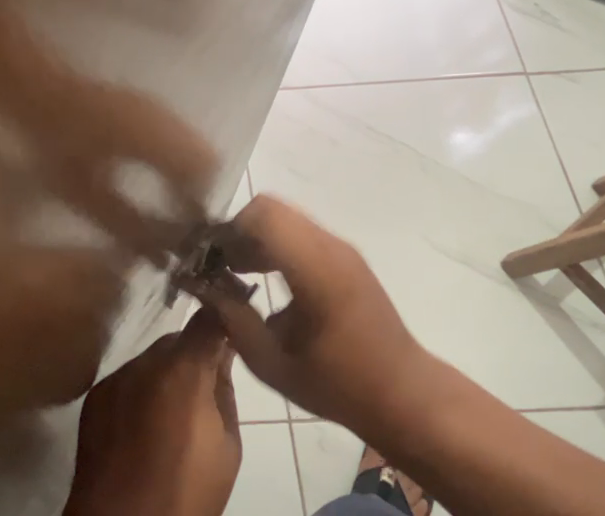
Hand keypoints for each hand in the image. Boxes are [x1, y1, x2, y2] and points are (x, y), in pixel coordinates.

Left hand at [64, 310, 240, 515]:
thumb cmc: (186, 492)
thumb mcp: (227, 448)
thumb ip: (224, 392)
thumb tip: (221, 359)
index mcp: (184, 372)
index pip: (207, 320)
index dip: (221, 320)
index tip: (231, 331)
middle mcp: (144, 363)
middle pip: (176, 340)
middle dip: (192, 355)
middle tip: (204, 389)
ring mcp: (115, 377)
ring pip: (149, 359)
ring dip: (164, 374)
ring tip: (172, 414)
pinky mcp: (95, 396)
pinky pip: (126, 379)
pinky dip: (139, 391)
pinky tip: (144, 424)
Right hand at [196, 195, 434, 433]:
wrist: (405, 395)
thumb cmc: (338, 385)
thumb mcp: (273, 363)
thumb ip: (232, 319)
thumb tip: (199, 287)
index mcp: (315, 269)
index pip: (263, 214)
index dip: (228, 228)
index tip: (209, 259)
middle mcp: (331, 247)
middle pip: (271, 208)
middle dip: (238, 231)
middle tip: (219, 266)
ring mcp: (343, 250)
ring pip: (286, 218)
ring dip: (257, 237)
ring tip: (238, 273)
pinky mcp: (347, 259)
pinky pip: (302, 233)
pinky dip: (276, 245)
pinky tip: (268, 281)